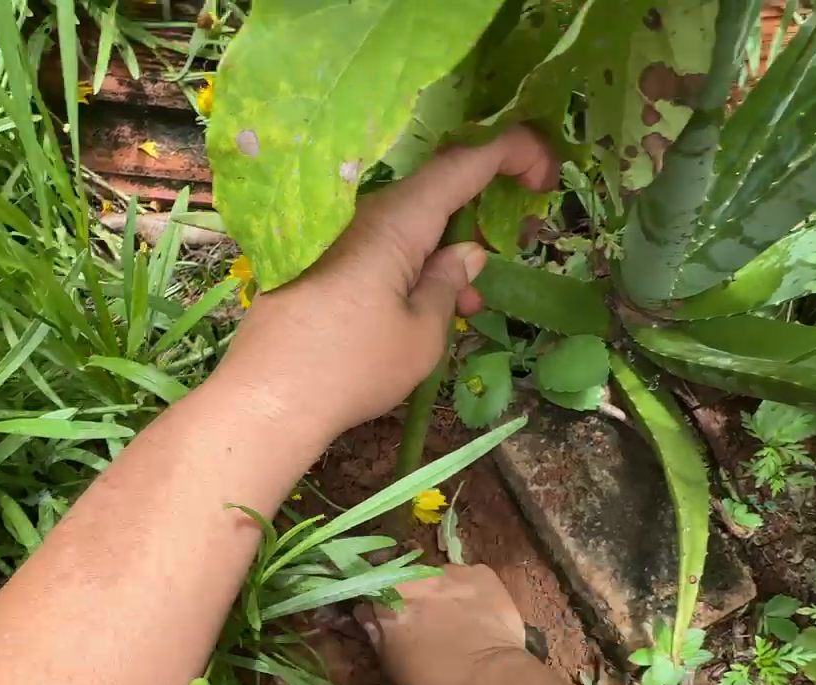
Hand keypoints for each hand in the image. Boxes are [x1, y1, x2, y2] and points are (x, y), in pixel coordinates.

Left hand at [215, 128, 557, 441]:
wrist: (269, 401)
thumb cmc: (352, 368)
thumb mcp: (421, 334)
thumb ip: (448, 285)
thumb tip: (466, 255)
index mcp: (397, 221)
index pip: (464, 162)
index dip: (513, 154)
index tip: (546, 175)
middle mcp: (364, 219)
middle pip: (434, 193)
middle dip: (480, 214)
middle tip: (510, 250)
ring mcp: (336, 242)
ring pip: (407, 230)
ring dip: (446, 255)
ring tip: (470, 304)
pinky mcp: (318, 268)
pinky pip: (378, 253)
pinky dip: (412, 270)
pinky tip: (423, 311)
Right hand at [358, 564, 534, 684]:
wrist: (488, 676)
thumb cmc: (433, 677)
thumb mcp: (392, 664)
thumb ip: (376, 632)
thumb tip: (366, 612)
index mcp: (390, 595)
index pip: (376, 587)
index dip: (382, 601)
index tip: (387, 616)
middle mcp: (418, 575)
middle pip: (410, 580)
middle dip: (414, 597)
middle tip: (426, 622)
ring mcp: (452, 571)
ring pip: (441, 577)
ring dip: (442, 593)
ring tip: (457, 620)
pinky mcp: (482, 573)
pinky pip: (470, 578)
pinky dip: (470, 593)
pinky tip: (479, 614)